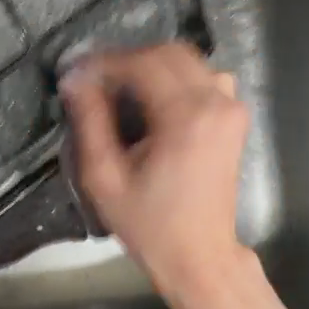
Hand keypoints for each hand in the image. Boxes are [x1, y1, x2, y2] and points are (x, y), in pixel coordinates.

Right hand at [61, 41, 252, 305]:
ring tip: (116, 90)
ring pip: (186, 61)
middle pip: (168, 52)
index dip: (104, 62)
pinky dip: (172, 78)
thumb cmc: (149, 224)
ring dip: (149, 66)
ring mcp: (231, 108)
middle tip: (92, 79)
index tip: (75, 73)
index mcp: (186, 116)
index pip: (142, 63)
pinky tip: (149, 101)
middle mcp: (216, 102)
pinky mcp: (233, 117)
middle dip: (126, 60)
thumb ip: (89, 122)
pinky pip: (202, 77)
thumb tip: (75, 81)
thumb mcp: (104, 178)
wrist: (199, 255)